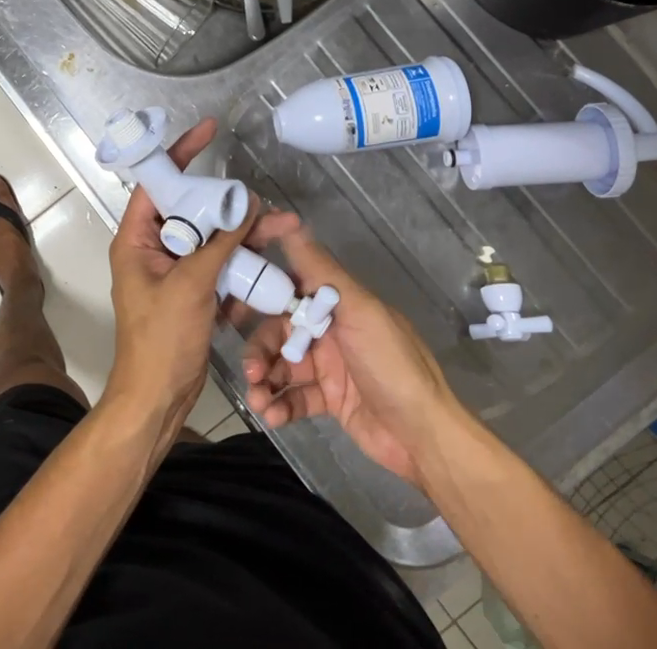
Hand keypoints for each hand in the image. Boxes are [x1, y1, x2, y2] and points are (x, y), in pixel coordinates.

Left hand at [104, 119, 258, 439]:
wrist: (157, 400)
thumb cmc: (161, 341)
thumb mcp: (191, 286)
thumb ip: (220, 243)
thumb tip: (247, 204)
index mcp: (137, 241)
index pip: (158, 185)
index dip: (181, 155)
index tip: (210, 131)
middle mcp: (153, 251)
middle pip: (195, 214)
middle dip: (234, 210)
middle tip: (272, 207)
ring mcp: (175, 275)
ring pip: (213, 243)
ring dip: (247, 240)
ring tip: (287, 232)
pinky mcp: (193, 296)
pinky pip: (220, 270)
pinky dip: (243, 269)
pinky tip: (271, 273)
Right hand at [240, 217, 459, 482]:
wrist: (424, 435)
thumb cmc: (392, 366)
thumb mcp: (360, 312)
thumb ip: (322, 271)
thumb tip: (291, 221)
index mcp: (340, 306)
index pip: (290, 289)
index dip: (260, 294)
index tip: (232, 302)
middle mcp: (332, 332)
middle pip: (279, 333)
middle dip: (259, 351)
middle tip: (251, 372)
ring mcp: (330, 368)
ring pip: (281, 367)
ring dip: (264, 381)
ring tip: (259, 401)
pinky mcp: (329, 401)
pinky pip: (293, 397)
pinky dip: (279, 405)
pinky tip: (273, 416)